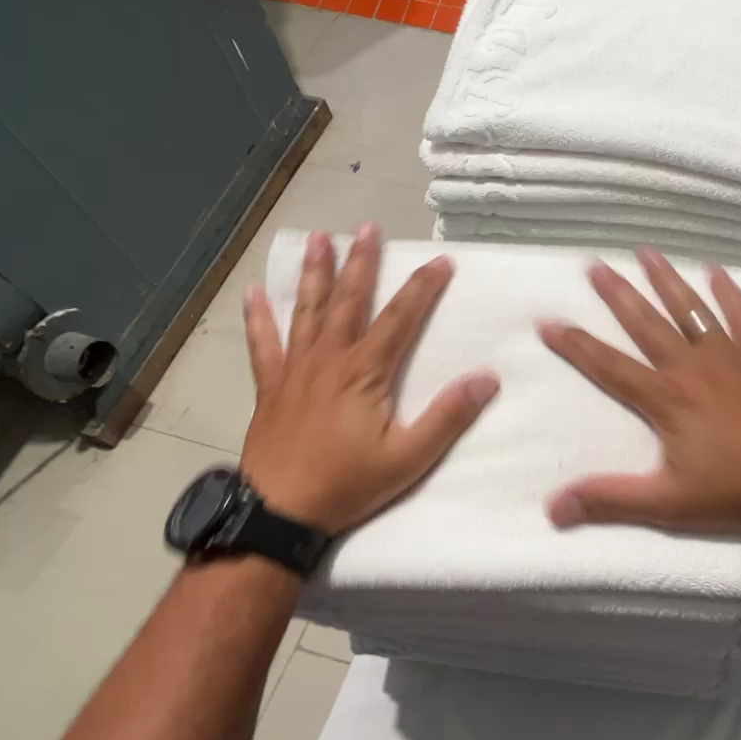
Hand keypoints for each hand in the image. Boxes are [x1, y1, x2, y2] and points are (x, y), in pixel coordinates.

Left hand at [240, 226, 498, 533]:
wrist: (278, 511)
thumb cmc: (348, 484)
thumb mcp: (410, 457)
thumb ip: (448, 416)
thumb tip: (487, 378)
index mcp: (364, 373)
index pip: (399, 319)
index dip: (422, 288)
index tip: (441, 261)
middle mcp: (328, 360)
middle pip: (348, 301)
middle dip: (362, 262)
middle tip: (368, 228)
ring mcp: (294, 370)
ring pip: (307, 311)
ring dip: (315, 274)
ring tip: (318, 239)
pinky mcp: (270, 388)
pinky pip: (263, 344)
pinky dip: (259, 318)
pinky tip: (253, 293)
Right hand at [538, 248, 740, 548]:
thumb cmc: (738, 490)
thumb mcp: (668, 503)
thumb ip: (610, 501)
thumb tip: (552, 508)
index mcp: (666, 399)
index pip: (609, 366)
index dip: (576, 345)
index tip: (547, 322)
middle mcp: (692, 367)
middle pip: (646, 322)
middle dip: (617, 293)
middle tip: (595, 265)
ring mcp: (729, 356)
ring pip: (691, 308)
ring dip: (666, 279)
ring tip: (646, 251)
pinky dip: (729, 291)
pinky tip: (716, 271)